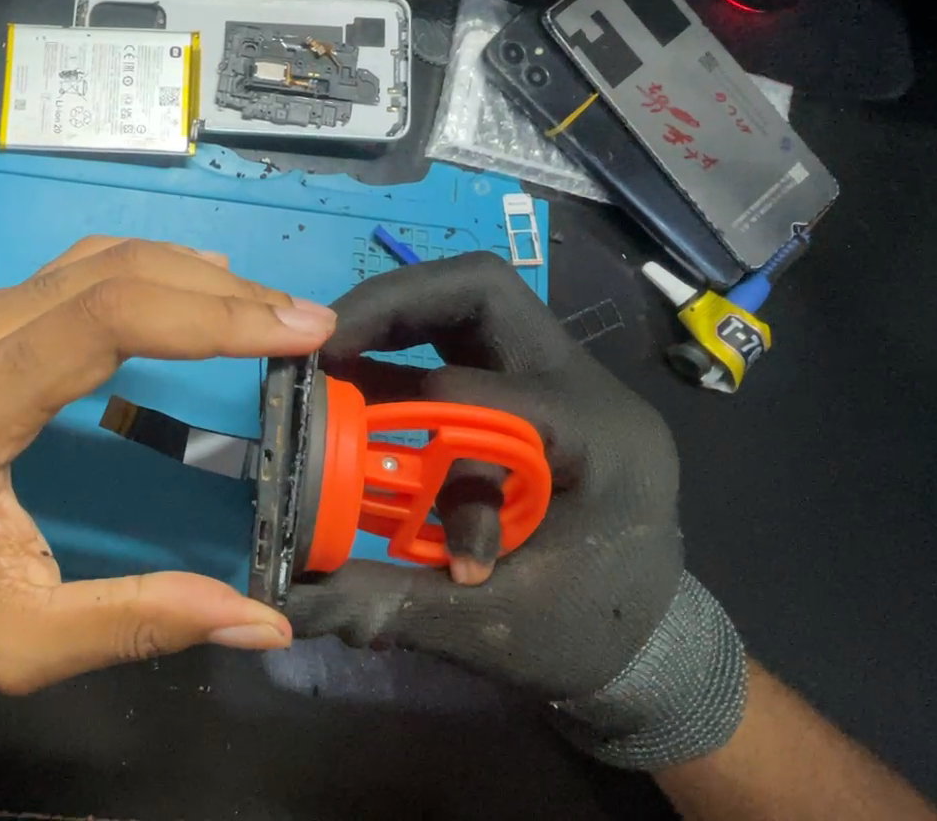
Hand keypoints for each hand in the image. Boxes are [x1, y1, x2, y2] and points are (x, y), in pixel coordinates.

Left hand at [0, 237, 335, 693]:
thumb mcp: (26, 638)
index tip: (298, 332)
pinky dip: (162, 268)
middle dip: (229, 298)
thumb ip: (138, 624)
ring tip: (274, 312)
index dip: (213, 318)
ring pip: (112, 257)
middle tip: (307, 326)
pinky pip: (94, 262)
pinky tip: (209, 283)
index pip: (109, 321)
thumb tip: (258, 623)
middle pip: (122, 276)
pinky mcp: (4, 305)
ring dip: (203, 278)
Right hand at [283, 251, 683, 699]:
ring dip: (390, 316)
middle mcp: (582, 385)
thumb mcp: (491, 629)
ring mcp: (556, 377)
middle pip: (482, 292)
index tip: (350, 454)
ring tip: (329, 353)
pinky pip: (457, 340)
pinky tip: (356, 383)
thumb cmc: (586, 635)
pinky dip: (399, 351)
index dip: (415, 424)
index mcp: (599, 439)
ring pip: (468, 300)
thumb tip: (283, 600)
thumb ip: (387, 603)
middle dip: (390, 305)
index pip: (491, 396)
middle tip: (324, 343)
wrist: (653, 645)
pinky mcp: (527, 386)